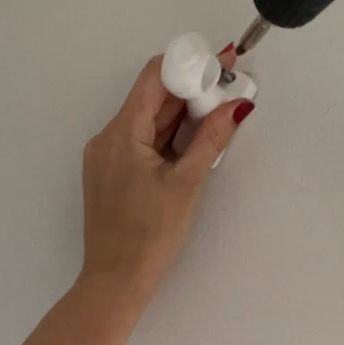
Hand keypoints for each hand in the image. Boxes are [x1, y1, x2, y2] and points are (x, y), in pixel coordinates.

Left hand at [78, 49, 252, 303]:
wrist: (116, 279)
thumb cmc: (150, 234)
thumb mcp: (187, 182)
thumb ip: (212, 138)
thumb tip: (238, 105)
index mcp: (121, 133)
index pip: (153, 77)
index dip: (188, 65)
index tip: (220, 68)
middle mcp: (106, 138)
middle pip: (150, 98)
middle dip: (190, 92)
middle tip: (229, 91)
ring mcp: (104, 157)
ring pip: (146, 121)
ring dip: (180, 116)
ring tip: (218, 117)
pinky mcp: (109, 174)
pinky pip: (139, 142)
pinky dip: (165, 137)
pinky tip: (192, 144)